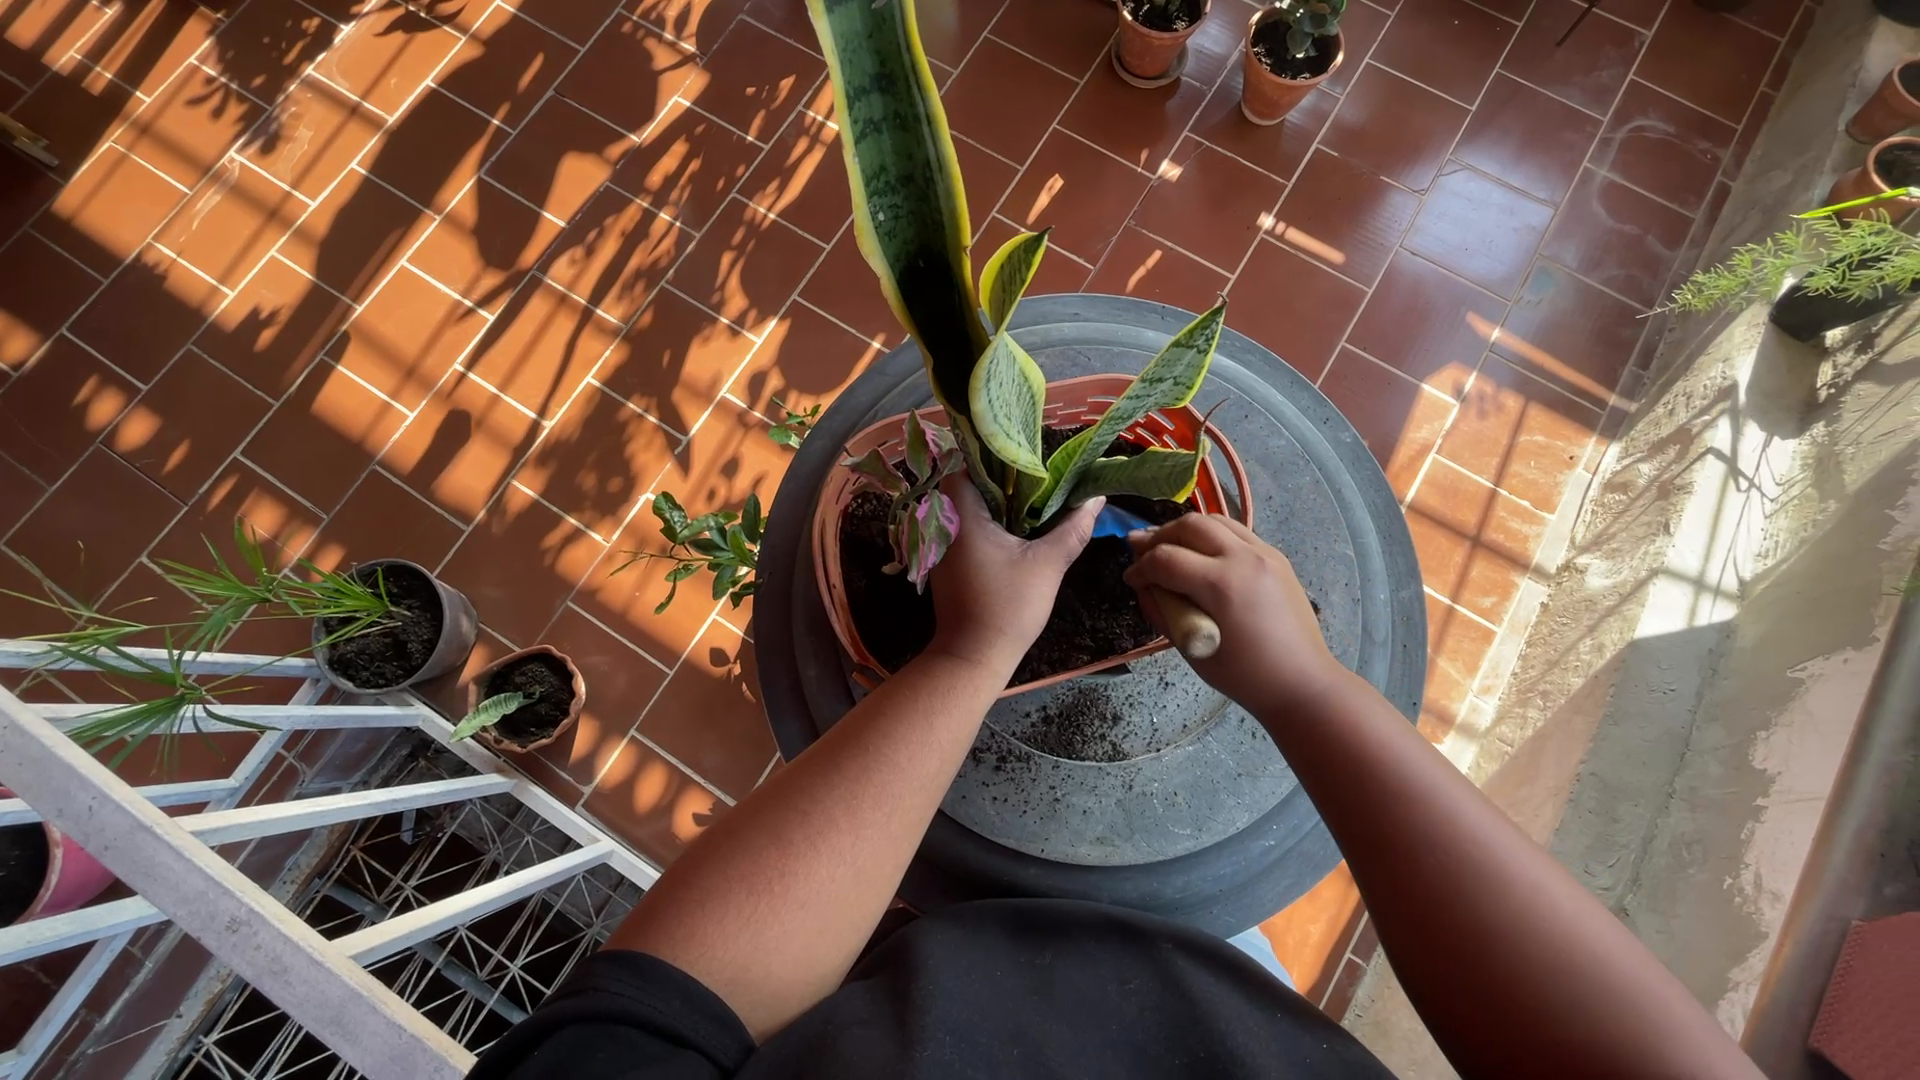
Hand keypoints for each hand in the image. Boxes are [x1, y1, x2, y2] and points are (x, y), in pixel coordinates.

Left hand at [927, 474, 1103, 671]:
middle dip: (998, 481)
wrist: (974, 656)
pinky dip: (984, 525)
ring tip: (1029, 501)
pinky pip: (962, 530)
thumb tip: (1097, 499)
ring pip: (964, 509)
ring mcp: (940, 546)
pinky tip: (1013, 531)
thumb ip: (1072, 528)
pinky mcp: (945, 564)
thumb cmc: (1007, 607)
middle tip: (1035, 479)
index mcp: (960, 516)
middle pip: (965, 486)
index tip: (1023, 460)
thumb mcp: (1048, 564)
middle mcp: (942, 525)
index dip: (992, 458)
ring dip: (992, 504)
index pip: (965, 466)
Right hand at [1123, 515, 1346, 719]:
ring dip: (1185, 530)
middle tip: (1141, 551)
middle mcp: (1244, 558)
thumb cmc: (1245, 676)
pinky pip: (1236, 532)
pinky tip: (1201, 553)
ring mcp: (1264, 553)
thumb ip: (1164, 613)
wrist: (1302, 682)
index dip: (1140, 567)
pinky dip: (1212, 536)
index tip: (1131, 579)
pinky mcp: (1275, 557)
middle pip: (1189, 526)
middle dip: (1158, 536)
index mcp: (1221, 585)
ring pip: (1214, 521)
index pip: (1165, 559)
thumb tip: (1144, 589)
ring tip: (1169, 546)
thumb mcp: (1192, 650)